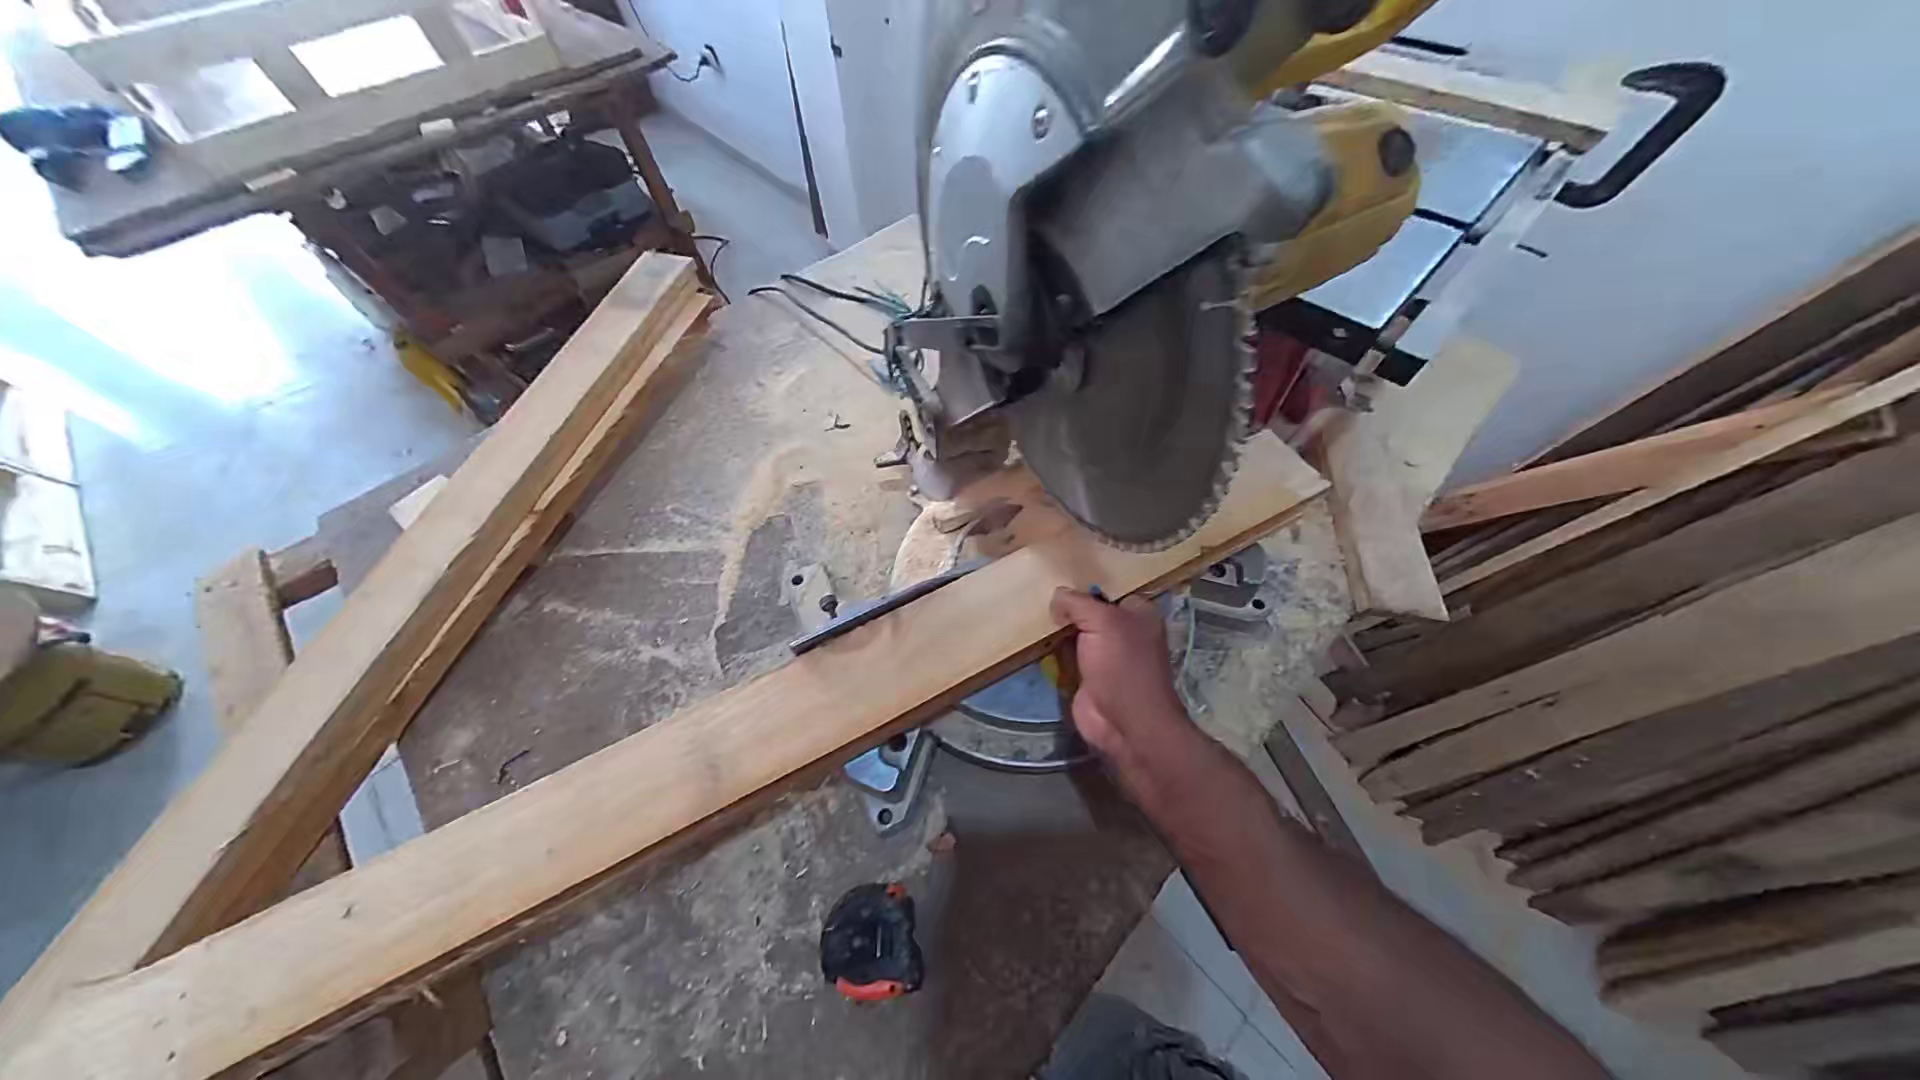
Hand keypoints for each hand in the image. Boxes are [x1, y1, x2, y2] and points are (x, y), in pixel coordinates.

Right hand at [1049, 588, 1190, 759]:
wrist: (1125, 724)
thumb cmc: (1123, 666)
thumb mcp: (1103, 622)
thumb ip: (1078, 603)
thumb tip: (1057, 596)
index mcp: (1138, 613)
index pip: (1108, 588)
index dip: (1084, 582)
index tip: (1056, 574)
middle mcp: (1123, 631)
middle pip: (1089, 609)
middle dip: (1066, 604)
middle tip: (1037, 590)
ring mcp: (1104, 654)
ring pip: (1075, 632)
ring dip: (1056, 626)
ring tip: (1028, 608)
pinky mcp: (1086, 674)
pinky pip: (1065, 653)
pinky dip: (1051, 648)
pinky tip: (1032, 635)